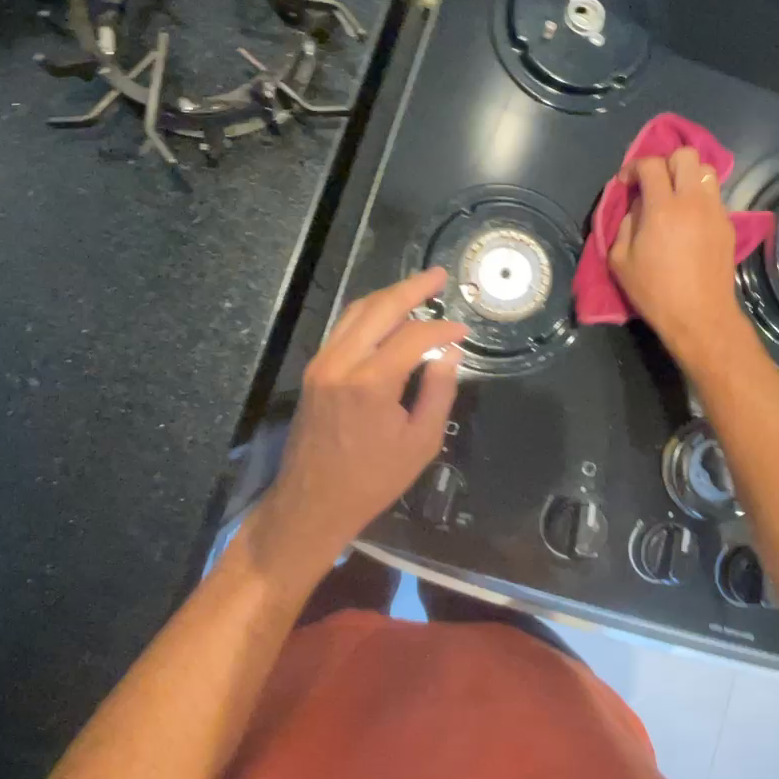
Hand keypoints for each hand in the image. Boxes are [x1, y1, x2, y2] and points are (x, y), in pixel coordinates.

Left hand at [247, 267, 467, 580]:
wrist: (313, 502)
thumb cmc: (373, 480)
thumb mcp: (421, 443)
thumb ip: (439, 392)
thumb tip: (450, 354)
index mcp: (371, 382)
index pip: (414, 336)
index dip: (442, 329)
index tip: (464, 332)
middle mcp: (342, 363)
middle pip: (379, 308)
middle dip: (412, 288)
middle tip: (439, 275)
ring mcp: (322, 364)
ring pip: (356, 313)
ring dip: (388, 297)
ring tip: (417, 289)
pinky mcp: (314, 371)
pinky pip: (343, 329)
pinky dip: (368, 315)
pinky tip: (388, 316)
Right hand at [608, 148, 750, 363]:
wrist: (700, 316)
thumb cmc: (655, 292)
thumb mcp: (621, 261)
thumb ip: (624, 225)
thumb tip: (636, 207)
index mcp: (662, 208)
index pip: (651, 164)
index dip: (634, 167)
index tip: (626, 183)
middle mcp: (693, 201)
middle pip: (686, 155)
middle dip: (666, 163)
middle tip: (654, 184)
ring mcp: (715, 211)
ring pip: (706, 171)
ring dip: (687, 177)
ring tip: (675, 197)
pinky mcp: (728, 226)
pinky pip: (714, 197)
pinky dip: (699, 198)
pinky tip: (690, 220)